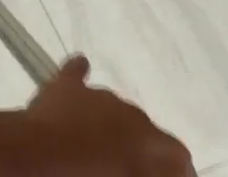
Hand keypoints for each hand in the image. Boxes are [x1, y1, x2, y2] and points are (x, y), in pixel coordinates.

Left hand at [22, 57, 192, 175]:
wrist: (51, 157)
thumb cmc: (101, 175)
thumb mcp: (139, 176)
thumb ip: (150, 169)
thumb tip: (145, 164)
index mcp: (164, 146)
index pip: (177, 159)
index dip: (167, 170)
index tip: (153, 173)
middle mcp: (137, 114)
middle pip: (140, 131)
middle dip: (132, 146)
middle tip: (118, 164)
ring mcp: (101, 96)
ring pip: (110, 107)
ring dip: (105, 121)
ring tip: (91, 141)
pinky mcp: (67, 85)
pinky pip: (75, 73)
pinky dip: (78, 70)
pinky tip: (81, 63)